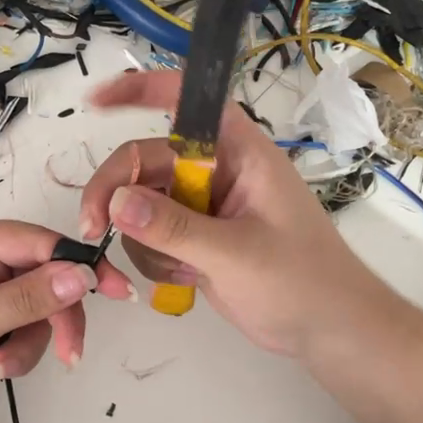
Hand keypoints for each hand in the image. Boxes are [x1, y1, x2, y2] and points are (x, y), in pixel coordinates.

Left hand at [0, 220, 133, 418]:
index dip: (79, 263)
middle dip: (56, 318)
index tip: (116, 290)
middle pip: (47, 279)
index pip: (38, 242)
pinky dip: (18, 355)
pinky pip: (27, 333)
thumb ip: (27, 297)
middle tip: (70, 352)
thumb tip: (82, 274)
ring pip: (41, 311)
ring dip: (30, 345)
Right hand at [78, 72, 400, 358]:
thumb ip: (173, 227)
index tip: (96, 102)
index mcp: (239, 154)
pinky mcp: (192, 236)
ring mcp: (202, 205)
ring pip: (138, 201)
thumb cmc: (303, 283)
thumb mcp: (236, 254)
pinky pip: (148, 233)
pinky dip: (150, 256)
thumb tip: (115, 202)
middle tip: (91, 229)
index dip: (143, 90)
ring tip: (173, 270)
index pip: (188, 102)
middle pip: (144, 160)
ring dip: (138, 236)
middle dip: (114, 192)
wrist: (331, 333)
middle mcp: (215, 171)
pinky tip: (183, 278)